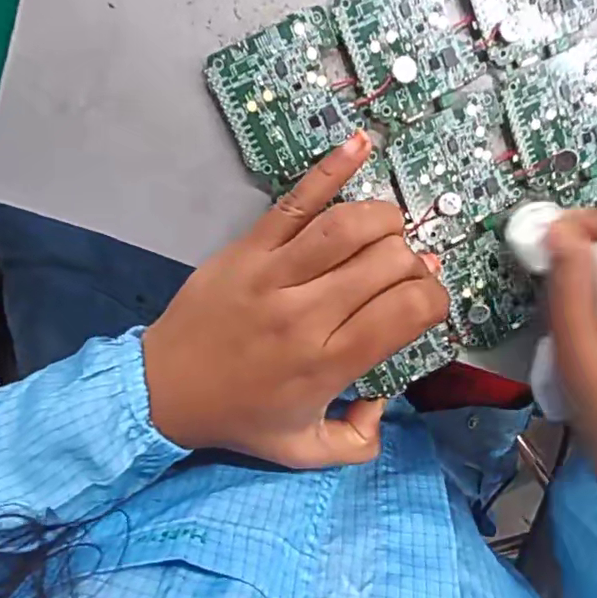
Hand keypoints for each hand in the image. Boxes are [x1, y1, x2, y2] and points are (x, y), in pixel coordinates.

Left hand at [143, 133, 448, 466]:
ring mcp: (273, 274)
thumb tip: (385, 401)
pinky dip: (329, 170)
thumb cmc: (237, 417)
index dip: (432, 298)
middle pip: (386, 262)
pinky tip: (359, 146)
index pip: (408, 310)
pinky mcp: (247, 249)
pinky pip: (293, 202)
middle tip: (403, 271)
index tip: (422, 301)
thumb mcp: (303, 451)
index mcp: (328, 362)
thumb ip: (359, 441)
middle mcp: (306, 313)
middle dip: (412, 261)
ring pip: (347, 226)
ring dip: (384, 220)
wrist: (164, 389)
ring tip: (388, 230)